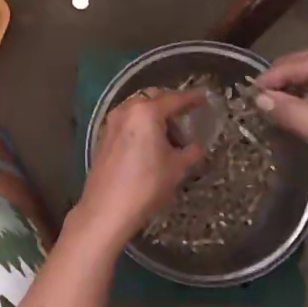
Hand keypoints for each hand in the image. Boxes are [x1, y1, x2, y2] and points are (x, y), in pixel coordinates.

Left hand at [73, 89, 206, 244]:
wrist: (107, 209)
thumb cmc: (146, 185)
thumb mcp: (176, 168)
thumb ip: (190, 151)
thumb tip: (195, 146)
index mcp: (146, 112)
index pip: (174, 99)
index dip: (192, 98)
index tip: (204, 97)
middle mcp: (125, 111)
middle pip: (152, 98)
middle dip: (170, 103)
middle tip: (186, 116)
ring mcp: (111, 123)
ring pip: (137, 109)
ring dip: (154, 115)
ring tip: (169, 135)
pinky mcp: (103, 137)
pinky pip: (127, 122)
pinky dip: (140, 125)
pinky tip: (149, 143)